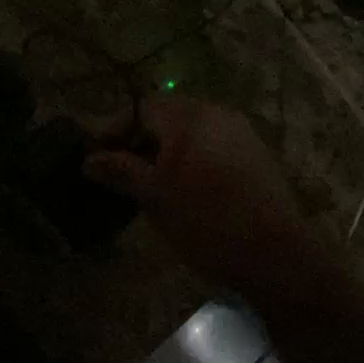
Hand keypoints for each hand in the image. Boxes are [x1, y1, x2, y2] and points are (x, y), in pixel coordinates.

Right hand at [84, 96, 318, 293]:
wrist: (275, 255)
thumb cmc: (206, 221)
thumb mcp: (154, 197)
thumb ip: (120, 171)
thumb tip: (89, 160)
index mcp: (192, 118)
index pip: (142, 108)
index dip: (114, 130)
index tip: (97, 160)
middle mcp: (219, 116)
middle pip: (167, 118)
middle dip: (139, 143)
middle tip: (118, 175)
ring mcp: (242, 137)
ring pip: (190, 136)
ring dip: (163, 155)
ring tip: (147, 188)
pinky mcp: (255, 160)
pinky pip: (211, 150)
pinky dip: (188, 165)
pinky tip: (182, 195)